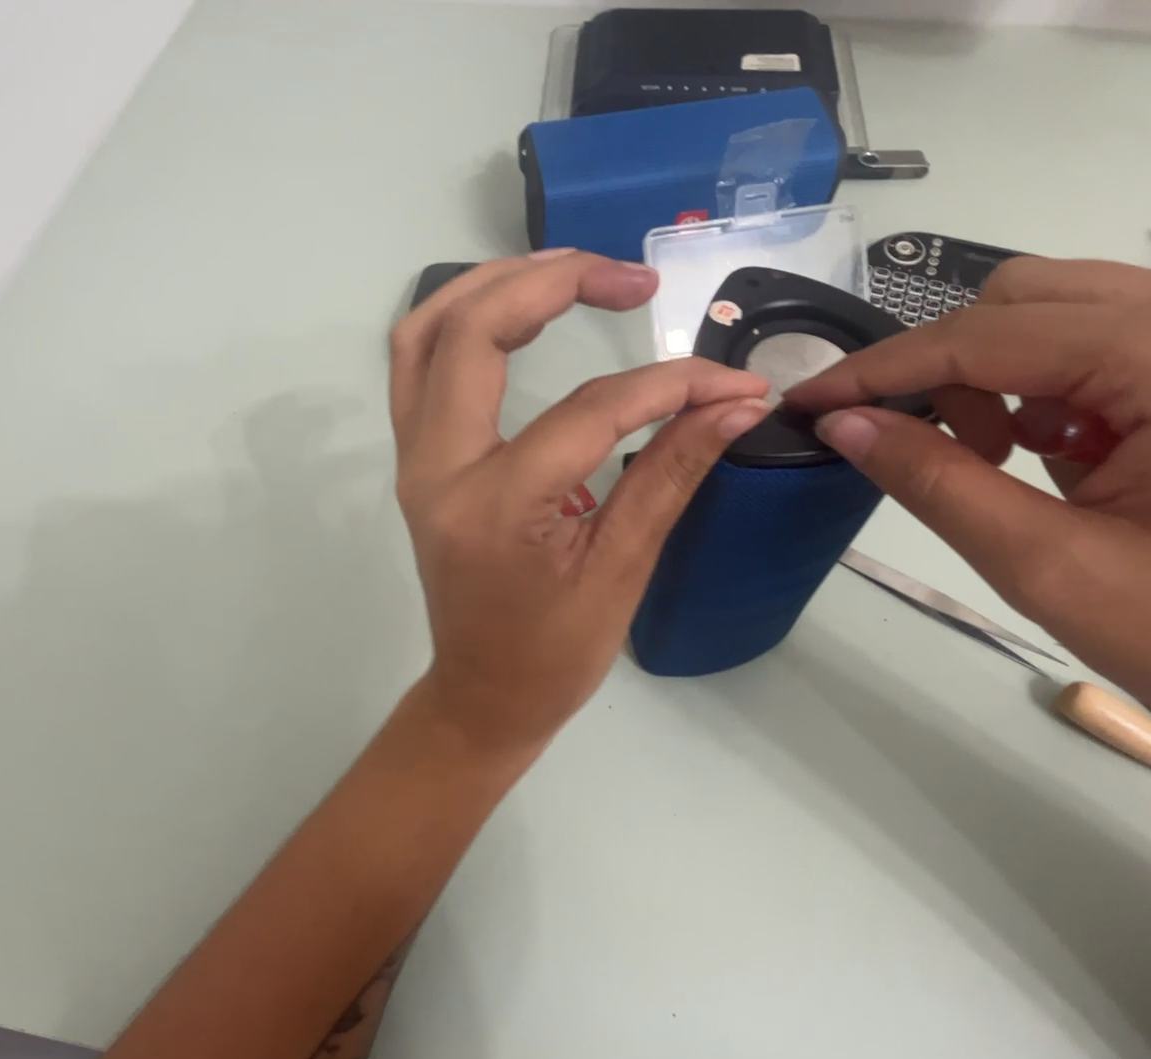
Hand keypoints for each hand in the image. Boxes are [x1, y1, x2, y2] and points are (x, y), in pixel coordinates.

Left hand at [390, 251, 770, 752]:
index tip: (733, 380)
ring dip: (493, 284)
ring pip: (427, 333)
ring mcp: (414, 460)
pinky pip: (419, 364)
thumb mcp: (622, 568)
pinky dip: (462, 320)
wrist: (482, 696)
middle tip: (632, 277)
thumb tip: (736, 400)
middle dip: (554, 282)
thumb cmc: (553, 653)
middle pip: (472, 331)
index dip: (669, 384)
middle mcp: (437, 469)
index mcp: (494, 505)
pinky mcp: (415, 460)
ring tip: (570, 270)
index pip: (589, 410)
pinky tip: (514, 310)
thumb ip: (672, 473)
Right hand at [786, 259, 1150, 819]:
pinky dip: (1063, 391)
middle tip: (915, 448)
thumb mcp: (1058, 571)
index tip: (805, 401)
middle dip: (945, 368)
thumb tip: (843, 425)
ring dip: (1002, 378)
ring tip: (998, 462)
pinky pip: (1126, 344)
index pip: (986, 335)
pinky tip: (1065, 458)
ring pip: (1073, 315)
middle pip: (1028, 300)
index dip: (879, 369)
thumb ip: (937, 482)